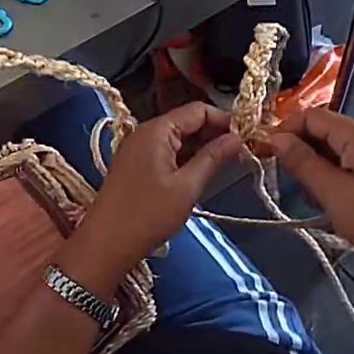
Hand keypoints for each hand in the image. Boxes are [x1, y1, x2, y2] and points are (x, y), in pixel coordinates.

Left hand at [63, 102, 244, 289]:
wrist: (106, 244)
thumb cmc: (148, 215)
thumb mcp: (187, 187)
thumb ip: (213, 158)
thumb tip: (237, 139)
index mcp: (157, 130)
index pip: (198, 110)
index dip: (224, 119)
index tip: (247, 135)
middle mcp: (145, 132)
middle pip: (187, 121)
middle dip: (214, 134)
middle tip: (241, 151)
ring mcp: (138, 148)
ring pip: (177, 138)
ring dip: (201, 147)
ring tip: (226, 162)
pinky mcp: (135, 165)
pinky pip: (166, 151)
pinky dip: (185, 158)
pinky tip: (201, 171)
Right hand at [270, 108, 353, 275]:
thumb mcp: (333, 192)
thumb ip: (303, 162)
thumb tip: (277, 139)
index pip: (312, 115)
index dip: (285, 129)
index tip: (264, 151)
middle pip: (324, 129)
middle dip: (300, 149)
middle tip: (285, 177)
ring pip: (334, 149)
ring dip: (316, 166)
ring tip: (311, 195)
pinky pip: (348, 162)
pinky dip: (332, 175)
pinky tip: (329, 200)